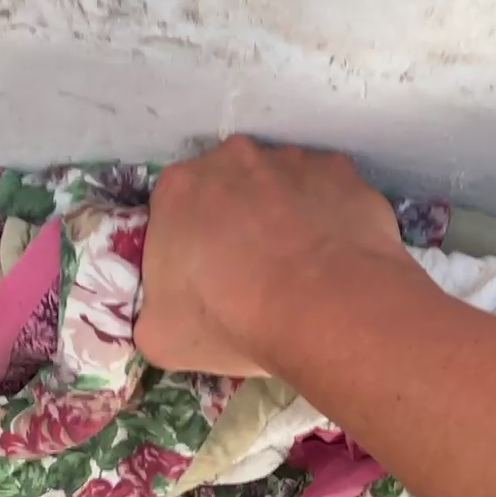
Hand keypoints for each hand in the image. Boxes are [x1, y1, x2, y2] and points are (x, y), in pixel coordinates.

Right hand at [139, 136, 407, 375]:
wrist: (322, 310)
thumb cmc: (229, 320)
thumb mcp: (162, 337)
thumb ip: (153, 314)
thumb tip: (164, 317)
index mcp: (177, 190)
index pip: (174, 213)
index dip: (187, 249)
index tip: (204, 282)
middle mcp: (233, 159)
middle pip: (227, 192)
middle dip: (235, 226)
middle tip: (251, 278)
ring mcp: (292, 160)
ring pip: (280, 189)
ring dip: (283, 220)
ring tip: (298, 273)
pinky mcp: (342, 173)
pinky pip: (328, 195)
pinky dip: (328, 221)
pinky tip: (332, 261)